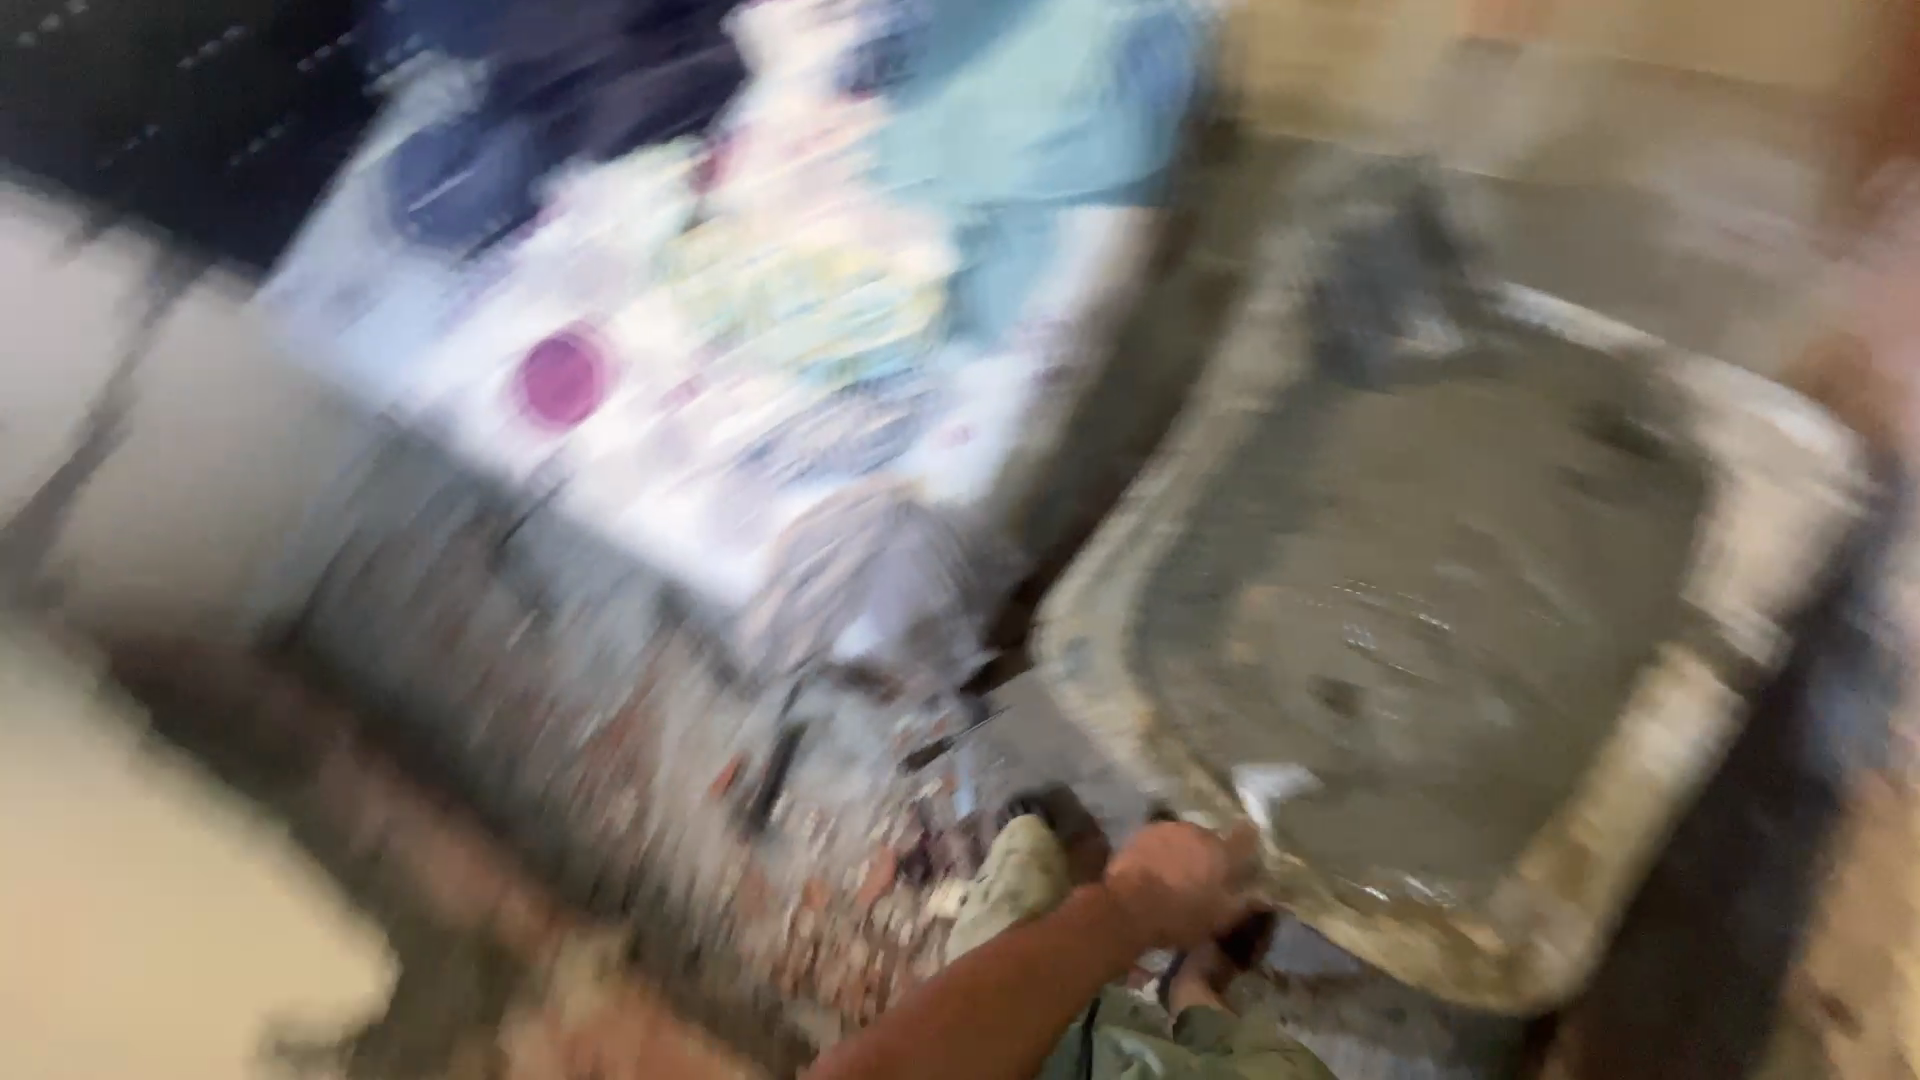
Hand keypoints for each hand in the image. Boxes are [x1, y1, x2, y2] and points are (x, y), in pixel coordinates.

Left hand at [1101, 822, 1259, 950]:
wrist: (1130, 904)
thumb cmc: (1181, 916)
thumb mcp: (1220, 919)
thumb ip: (1244, 904)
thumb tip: (1265, 896)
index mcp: (1221, 851)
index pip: (1245, 836)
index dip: (1248, 840)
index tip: (1248, 847)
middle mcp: (1197, 832)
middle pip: (1210, 839)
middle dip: (1209, 854)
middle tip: (1204, 876)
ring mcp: (1168, 828)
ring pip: (1184, 837)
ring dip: (1184, 850)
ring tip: (1176, 873)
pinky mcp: (1144, 831)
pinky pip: (1162, 838)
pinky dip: (1163, 849)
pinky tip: (1155, 867)